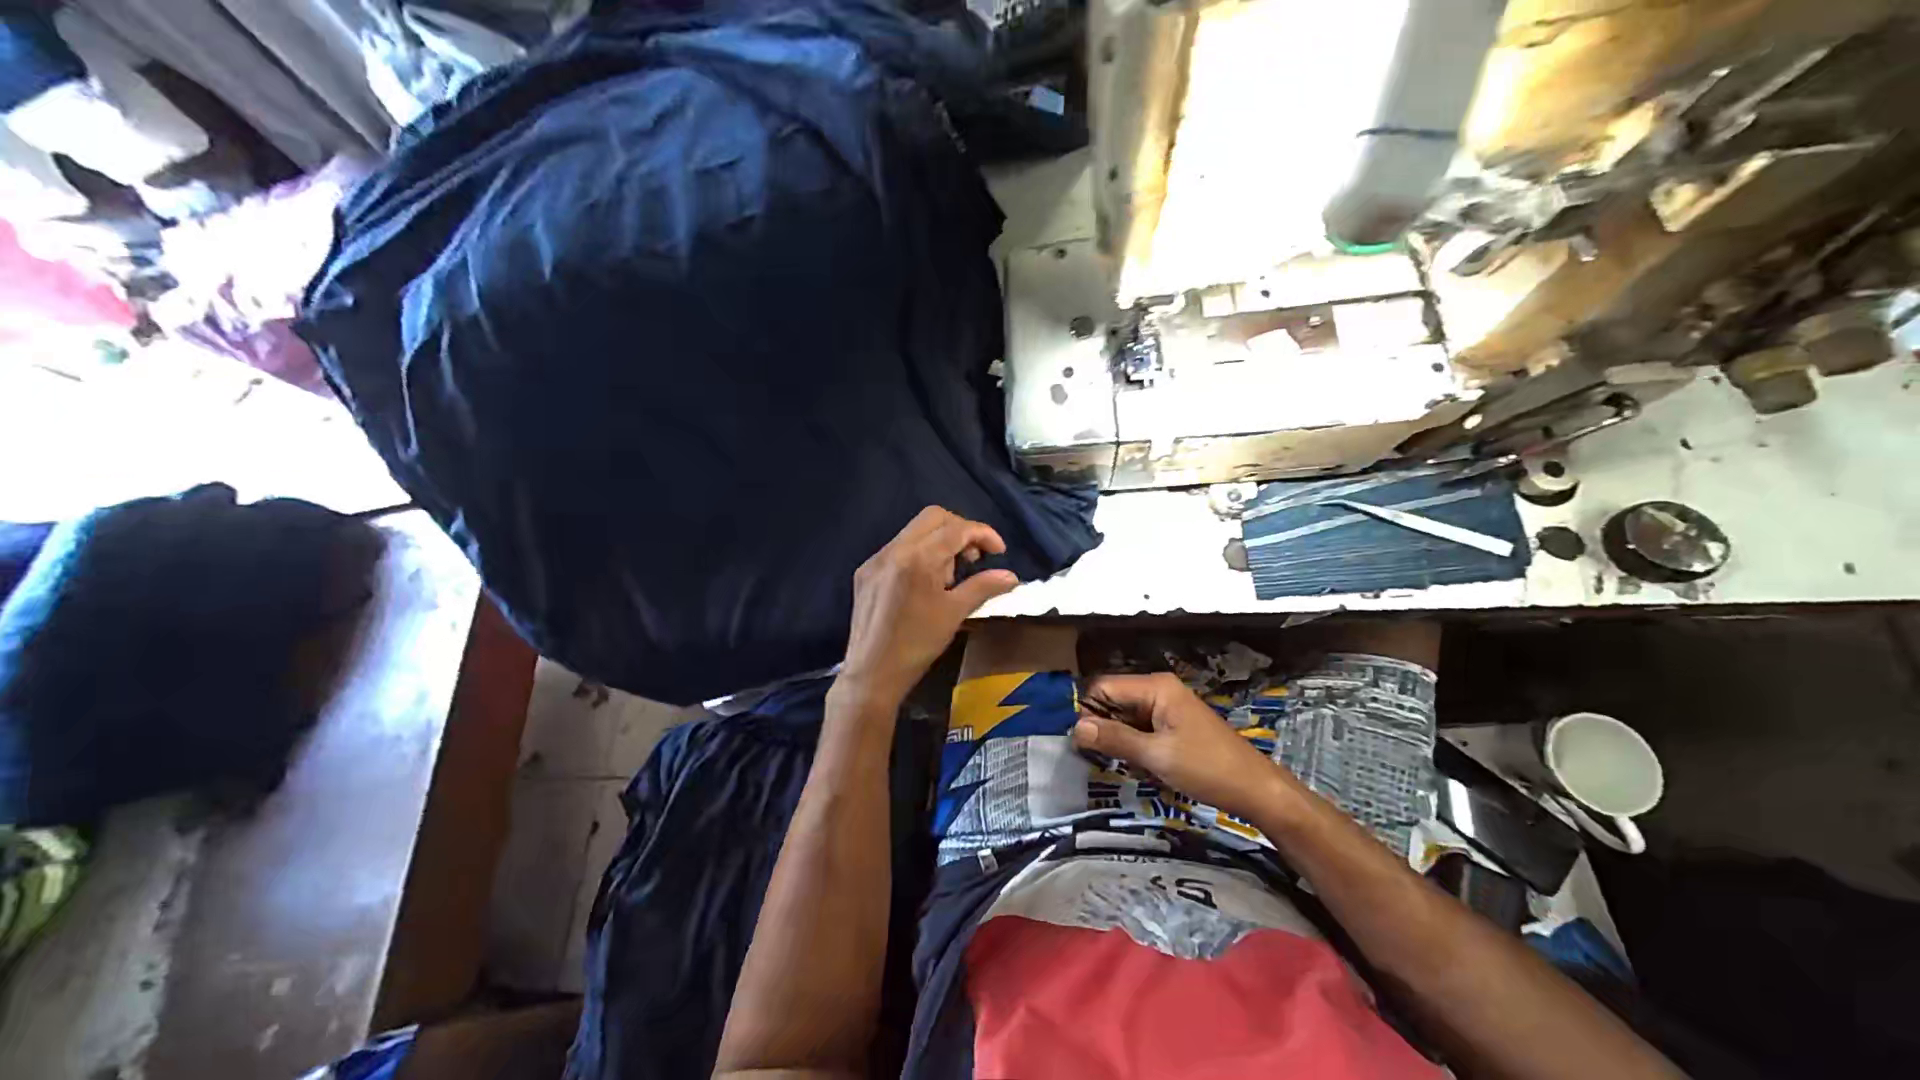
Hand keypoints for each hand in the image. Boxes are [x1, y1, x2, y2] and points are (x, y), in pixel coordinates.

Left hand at [837, 507, 1020, 708]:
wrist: (872, 673)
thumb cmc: (917, 645)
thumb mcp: (954, 613)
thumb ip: (983, 587)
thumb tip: (1011, 577)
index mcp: (917, 558)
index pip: (956, 528)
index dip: (983, 534)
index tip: (999, 552)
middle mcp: (893, 550)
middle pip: (933, 517)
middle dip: (960, 531)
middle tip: (975, 558)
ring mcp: (876, 559)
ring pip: (914, 531)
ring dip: (940, 541)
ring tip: (951, 574)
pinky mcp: (866, 572)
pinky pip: (898, 548)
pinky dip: (919, 553)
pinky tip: (926, 582)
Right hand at [1074, 673, 1296, 822]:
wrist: (1255, 789)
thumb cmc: (1207, 768)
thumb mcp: (1157, 756)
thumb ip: (1115, 739)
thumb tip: (1076, 728)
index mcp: (1156, 687)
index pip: (1103, 686)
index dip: (1087, 710)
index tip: (1078, 740)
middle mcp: (1159, 690)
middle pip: (1112, 700)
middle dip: (1100, 726)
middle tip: (1094, 756)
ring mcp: (1167, 707)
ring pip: (1124, 716)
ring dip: (1117, 738)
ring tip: (1117, 763)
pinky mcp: (1172, 725)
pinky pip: (1139, 727)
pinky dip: (1133, 745)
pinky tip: (1138, 765)